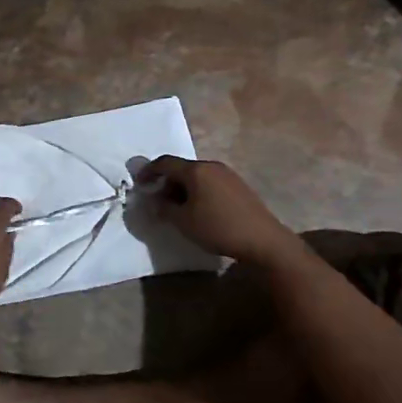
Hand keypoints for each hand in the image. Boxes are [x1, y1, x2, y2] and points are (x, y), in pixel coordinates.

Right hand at [136, 157, 303, 267]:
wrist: (262, 239)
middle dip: (166, 183)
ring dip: (182, 189)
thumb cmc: (218, 228)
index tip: (139, 184)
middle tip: (158, 203)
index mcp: (196, 170)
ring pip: (197, 176)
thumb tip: (153, 200)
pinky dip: (198, 192)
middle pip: (182, 168)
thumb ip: (164, 208)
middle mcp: (211, 165)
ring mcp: (227, 174)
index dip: (148, 172)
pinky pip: (210, 182)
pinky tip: (199, 211)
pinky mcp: (238, 186)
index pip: (165, 162)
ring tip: (178, 210)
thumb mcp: (184, 222)